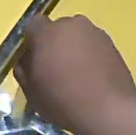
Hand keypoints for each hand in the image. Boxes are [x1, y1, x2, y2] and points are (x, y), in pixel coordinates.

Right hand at [14, 15, 135, 134]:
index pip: (32, 25)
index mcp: (47, 32)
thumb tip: (26, 60)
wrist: (107, 110)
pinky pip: (93, 46)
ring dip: (72, 50)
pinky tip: (90, 78)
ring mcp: (95, 32)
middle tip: (53, 70)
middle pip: (57, 30)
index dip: (31, 42)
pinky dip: (89, 57)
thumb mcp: (30, 91)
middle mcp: (72, 25)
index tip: (33, 61)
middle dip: (53, 44)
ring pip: (76, 37)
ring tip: (74, 76)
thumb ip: (22, 69)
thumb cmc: (61, 100)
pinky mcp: (112, 44)